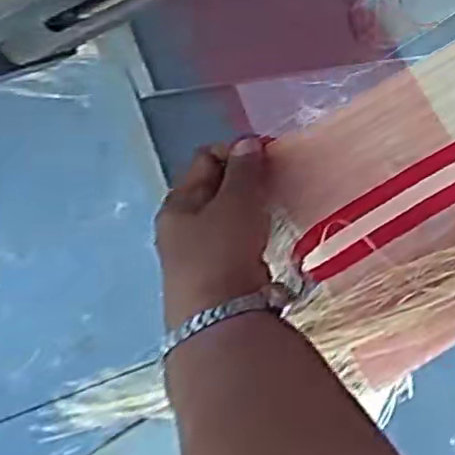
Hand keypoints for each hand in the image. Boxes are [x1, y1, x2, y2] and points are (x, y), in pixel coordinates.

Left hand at [156, 138, 273, 326]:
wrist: (218, 313)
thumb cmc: (222, 249)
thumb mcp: (236, 201)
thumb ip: (244, 169)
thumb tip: (247, 141)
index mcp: (178, 201)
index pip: (205, 157)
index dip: (236, 149)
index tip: (268, 153)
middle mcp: (181, 219)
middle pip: (216, 181)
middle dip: (246, 172)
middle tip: (276, 173)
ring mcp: (196, 242)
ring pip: (227, 204)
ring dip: (251, 195)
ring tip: (276, 195)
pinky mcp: (215, 260)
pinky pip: (235, 225)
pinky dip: (253, 217)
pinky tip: (268, 222)